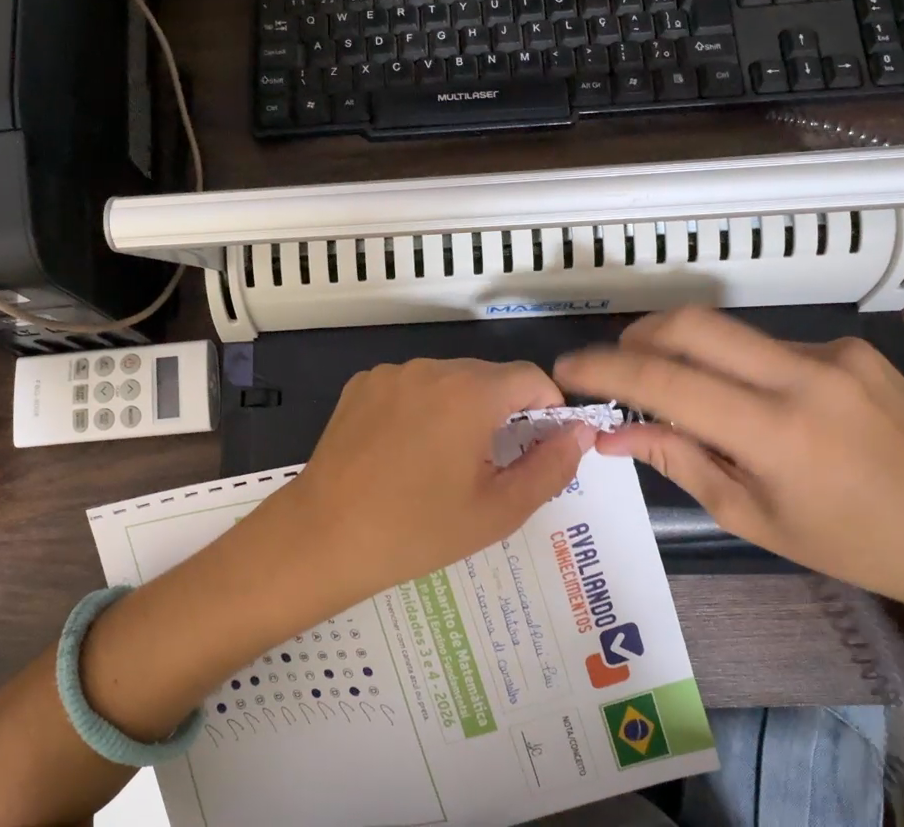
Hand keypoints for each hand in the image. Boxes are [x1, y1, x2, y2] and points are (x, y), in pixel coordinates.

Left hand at [268, 359, 593, 600]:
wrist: (325, 535)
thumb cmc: (417, 530)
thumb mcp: (498, 510)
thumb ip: (550, 466)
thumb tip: (578, 433)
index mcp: (470, 392)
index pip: (531, 378)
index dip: (547, 410)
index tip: (539, 450)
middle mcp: (430, 369)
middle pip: (488, 377)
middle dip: (502, 413)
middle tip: (491, 468)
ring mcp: (389, 374)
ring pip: (447, 381)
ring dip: (460, 410)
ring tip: (443, 465)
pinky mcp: (360, 385)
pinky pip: (409, 388)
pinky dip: (420, 410)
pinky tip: (404, 453)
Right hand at [553, 308, 903, 623]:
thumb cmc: (855, 545)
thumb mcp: (754, 518)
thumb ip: (679, 462)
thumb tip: (613, 432)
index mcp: (777, 432)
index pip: (666, 380)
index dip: (604, 368)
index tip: (565, 370)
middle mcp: (805, 376)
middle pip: (692, 324)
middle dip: (637, 336)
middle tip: (613, 365)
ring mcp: (835, 355)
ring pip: (729, 332)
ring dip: (687, 352)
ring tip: (682, 396)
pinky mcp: (854, 349)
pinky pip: (770, 345)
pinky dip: (737, 365)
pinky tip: (752, 404)